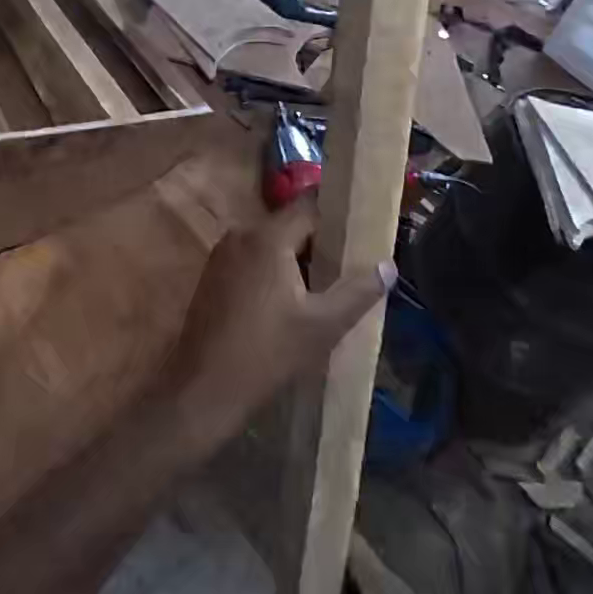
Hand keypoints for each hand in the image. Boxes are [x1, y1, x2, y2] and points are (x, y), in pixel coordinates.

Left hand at [157, 193, 395, 440]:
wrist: (204, 388)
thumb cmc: (268, 353)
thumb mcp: (323, 326)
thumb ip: (358, 292)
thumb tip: (388, 266)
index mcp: (267, 237)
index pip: (309, 204)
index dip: (337, 212)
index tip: (361, 224)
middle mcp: (240, 234)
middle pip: (289, 224)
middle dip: (319, 240)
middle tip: (349, 262)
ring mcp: (222, 254)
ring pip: (269, 242)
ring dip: (296, 257)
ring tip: (324, 284)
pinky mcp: (212, 275)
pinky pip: (251, 258)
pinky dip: (272, 269)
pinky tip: (289, 300)